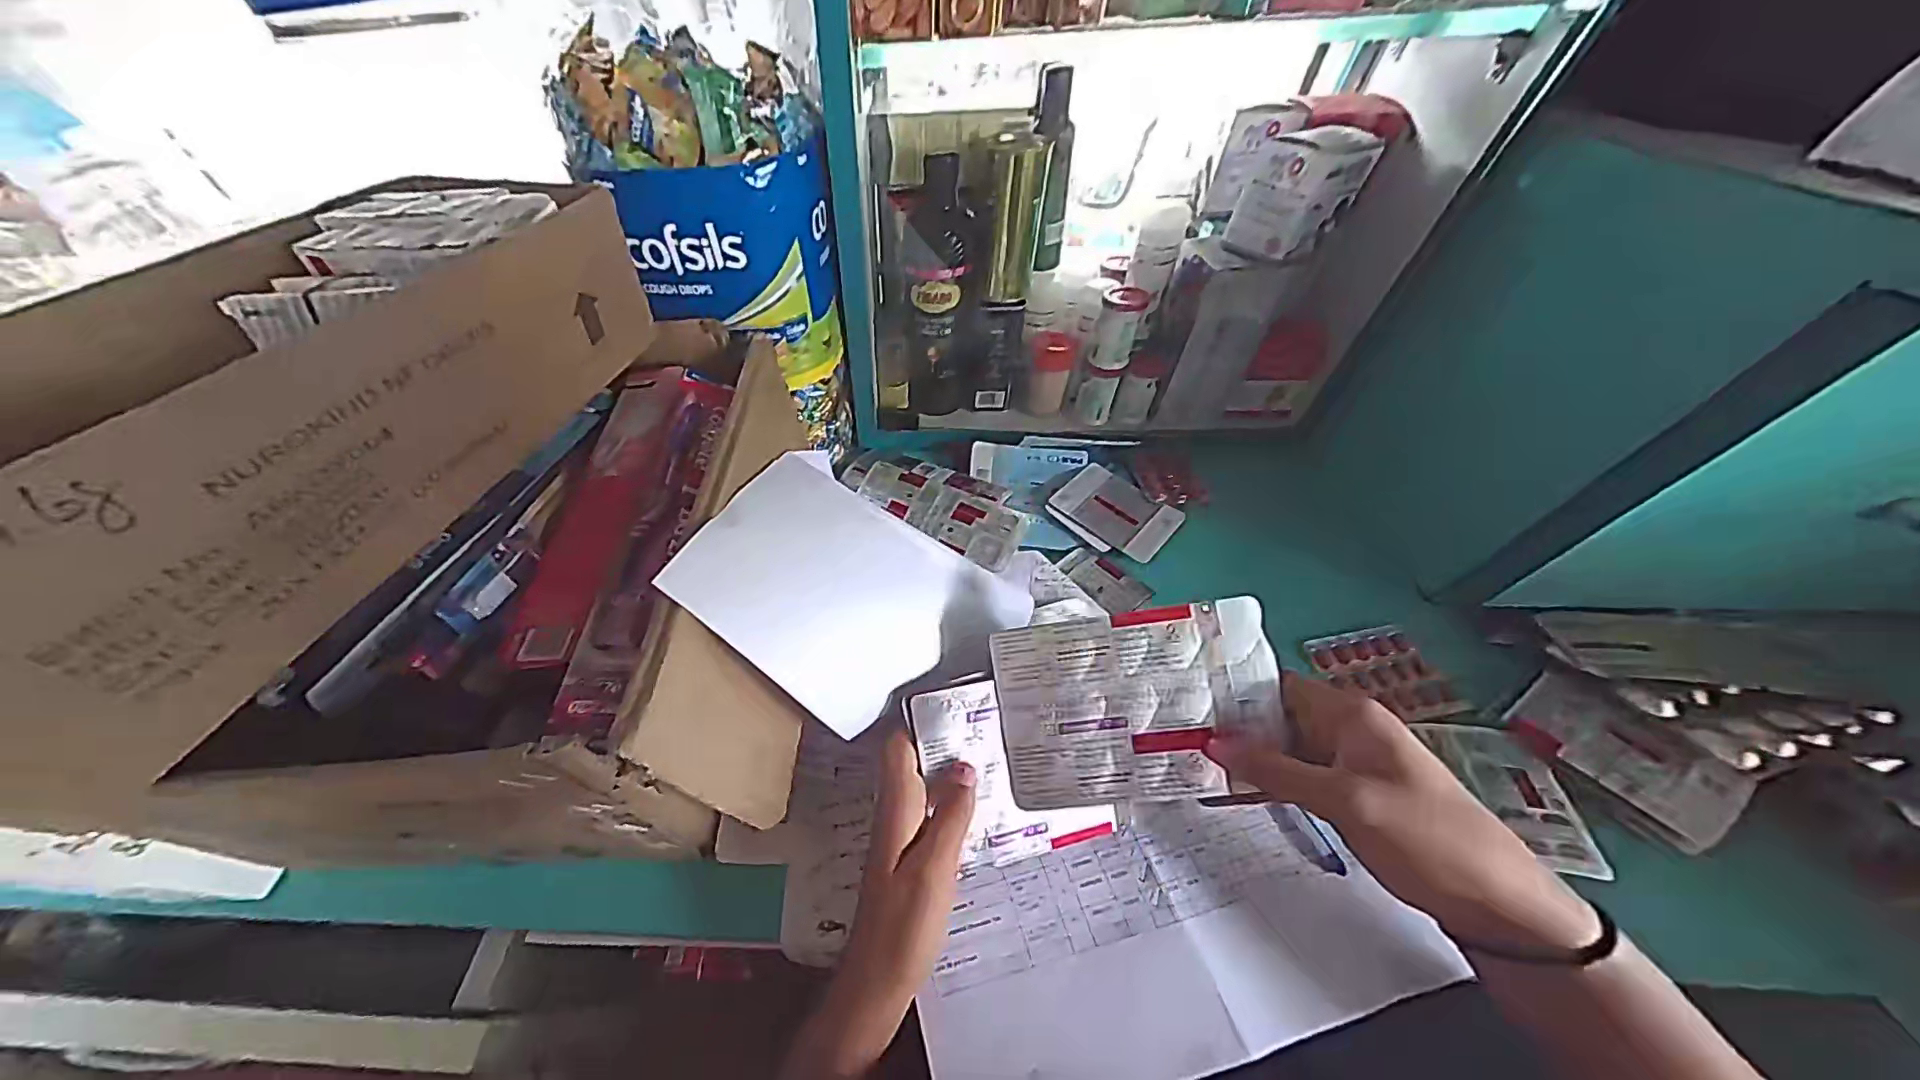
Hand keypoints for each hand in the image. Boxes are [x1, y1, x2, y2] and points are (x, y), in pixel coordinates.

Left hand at [782, 730, 975, 1079]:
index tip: (951, 703)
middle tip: (978, 724)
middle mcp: (893, 816)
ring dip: (946, 768)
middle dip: (939, 739)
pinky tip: (972, 807)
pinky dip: (949, 799)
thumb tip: (964, 767)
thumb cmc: (902, 928)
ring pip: (921, 785)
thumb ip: (950, 816)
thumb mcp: (935, 869)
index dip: (920, 720)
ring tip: (982, 757)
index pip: (898, 747)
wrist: (876, 980)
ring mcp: (899, 836)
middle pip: (911, 761)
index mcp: (895, 810)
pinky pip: (929, 811)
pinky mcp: (907, 856)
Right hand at [1206, 674, 1596, 952]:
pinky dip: (1271, 782)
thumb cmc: (1426, 837)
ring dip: (1251, 758)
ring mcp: (1350, 763)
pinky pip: (1299, 776)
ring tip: (1200, 765)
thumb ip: (1276, 770)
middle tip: (1186, 740)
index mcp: (1351, 715)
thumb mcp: (1344, 801)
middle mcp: (1348, 730)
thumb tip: (1214, 741)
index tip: (1191, 704)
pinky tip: (1239, 793)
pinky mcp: (1350, 792)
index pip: (1279, 685)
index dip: (1236, 691)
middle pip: (1278, 716)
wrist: (1496, 904)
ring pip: (1285, 748)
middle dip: (1236, 727)